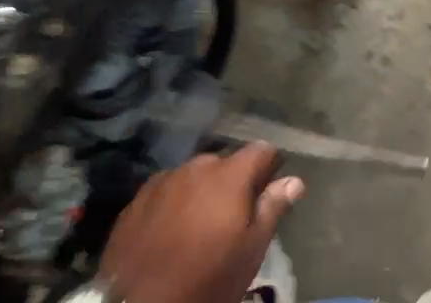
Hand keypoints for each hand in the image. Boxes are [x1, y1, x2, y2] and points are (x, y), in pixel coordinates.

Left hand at [98, 143, 304, 302]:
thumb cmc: (206, 280)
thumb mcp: (250, 252)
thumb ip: (272, 209)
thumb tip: (294, 180)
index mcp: (230, 175)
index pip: (261, 149)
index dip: (269, 166)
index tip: (268, 190)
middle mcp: (197, 166)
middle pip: (225, 163)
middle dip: (233, 182)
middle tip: (232, 217)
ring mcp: (163, 180)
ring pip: (193, 176)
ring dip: (202, 191)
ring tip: (198, 226)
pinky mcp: (136, 200)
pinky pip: (166, 191)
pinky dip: (174, 203)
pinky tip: (169, 232)